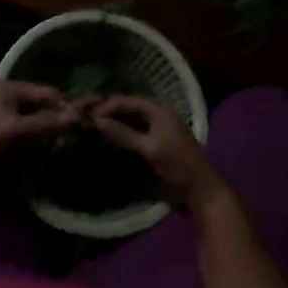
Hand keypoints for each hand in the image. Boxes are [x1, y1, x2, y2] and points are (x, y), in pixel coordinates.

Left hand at [0, 82, 77, 164]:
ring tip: (58, 149)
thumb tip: (76, 116)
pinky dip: (35, 141)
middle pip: (43, 106)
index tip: (82, 124)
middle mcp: (10, 98)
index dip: (65, 107)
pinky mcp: (0, 134)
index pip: (49, 93)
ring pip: (36, 121)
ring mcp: (5, 116)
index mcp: (13, 89)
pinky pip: (26, 134)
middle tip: (70, 140)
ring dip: (47, 134)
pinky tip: (42, 153)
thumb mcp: (15, 130)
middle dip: (56, 122)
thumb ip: (45, 123)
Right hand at [89, 96, 227, 209]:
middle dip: (110, 111)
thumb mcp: (149, 148)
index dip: (108, 105)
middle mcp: (159, 113)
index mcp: (159, 109)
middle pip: (130, 107)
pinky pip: (136, 129)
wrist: (198, 186)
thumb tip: (97, 121)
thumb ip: (123, 134)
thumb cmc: (176, 164)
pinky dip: (123, 131)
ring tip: (95, 125)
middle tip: (88, 117)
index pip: (129, 101)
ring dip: (115, 121)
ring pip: (132, 119)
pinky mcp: (157, 139)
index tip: (89, 113)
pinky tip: (110, 136)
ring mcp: (159, 126)